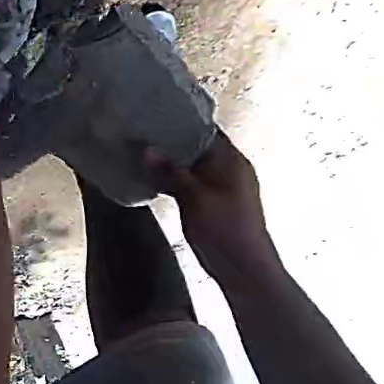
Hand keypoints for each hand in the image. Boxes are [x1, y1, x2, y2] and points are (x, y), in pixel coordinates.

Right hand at [145, 132, 280, 279]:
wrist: (244, 269)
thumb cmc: (224, 229)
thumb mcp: (194, 198)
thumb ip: (171, 173)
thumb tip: (147, 150)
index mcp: (232, 160)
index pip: (206, 130)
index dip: (181, 121)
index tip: (152, 115)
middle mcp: (228, 168)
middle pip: (197, 146)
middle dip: (171, 140)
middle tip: (139, 132)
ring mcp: (221, 186)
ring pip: (191, 165)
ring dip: (171, 160)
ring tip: (140, 152)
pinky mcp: (212, 202)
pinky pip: (190, 181)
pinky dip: (173, 177)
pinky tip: (152, 177)